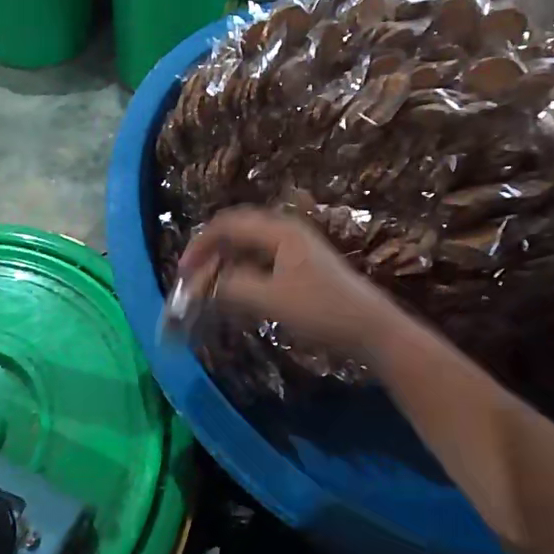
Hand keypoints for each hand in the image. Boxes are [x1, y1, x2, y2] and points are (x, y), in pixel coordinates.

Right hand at [180, 207, 408, 361]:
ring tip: (207, 287)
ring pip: (249, 248)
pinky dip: (242, 274)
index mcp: (280, 231)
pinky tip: (235, 294)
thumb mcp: (271, 300)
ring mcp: (297, 250)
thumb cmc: (323, 311)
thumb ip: (231, 288)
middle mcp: (287, 232)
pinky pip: (262, 262)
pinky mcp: (303, 269)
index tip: (182, 272)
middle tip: (190, 279)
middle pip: (237, 232)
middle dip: (210, 253)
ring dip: (225, 264)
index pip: (228, 224)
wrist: (372, 329)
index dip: (200, 245)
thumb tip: (201, 285)